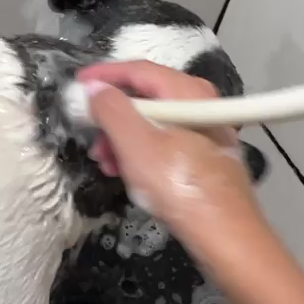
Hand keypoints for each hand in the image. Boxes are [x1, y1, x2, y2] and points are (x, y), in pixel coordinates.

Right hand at [77, 61, 261, 240]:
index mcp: (189, 92)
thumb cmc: (179, 185)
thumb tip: (94, 88)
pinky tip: (130, 175)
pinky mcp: (208, 159)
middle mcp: (202, 106)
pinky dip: (143, 154)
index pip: (139, 70)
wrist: (225, 233)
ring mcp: (207, 133)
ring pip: (155, 125)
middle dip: (113, 116)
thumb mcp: (135, 144)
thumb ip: (111, 109)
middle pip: (147, 98)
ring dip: (124, 140)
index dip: (105, 74)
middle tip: (90, 135)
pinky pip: (167, 145)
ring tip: (105, 163)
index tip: (78, 82)